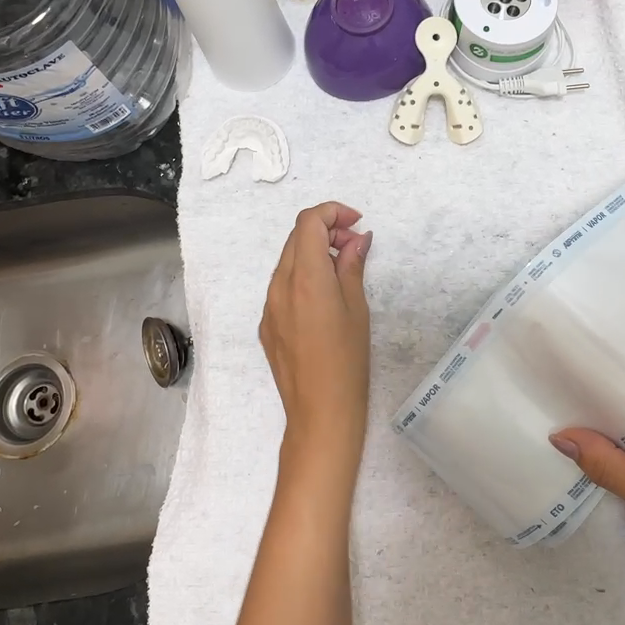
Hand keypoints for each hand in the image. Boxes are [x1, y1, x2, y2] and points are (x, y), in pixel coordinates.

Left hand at [260, 203, 372, 463]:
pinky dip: (303, 276)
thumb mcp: (357, 307)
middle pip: (296, 238)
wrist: (320, 412)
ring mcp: (268, 306)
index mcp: (304, 277)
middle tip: (355, 245)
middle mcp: (279, 286)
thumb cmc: (348, 360)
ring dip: (313, 253)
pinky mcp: (267, 325)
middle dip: (326, 230)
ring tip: (342, 270)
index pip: (308, 222)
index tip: (356, 223)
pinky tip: (325, 297)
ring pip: (287, 261)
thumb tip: (356, 239)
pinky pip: (282, 286)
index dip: (332, 212)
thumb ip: (352, 266)